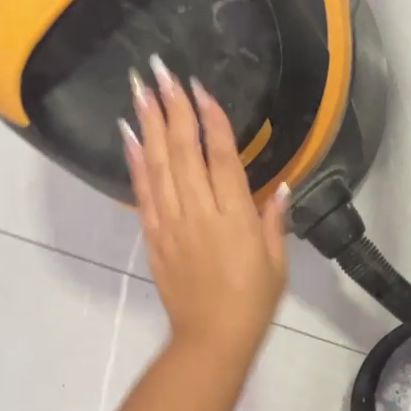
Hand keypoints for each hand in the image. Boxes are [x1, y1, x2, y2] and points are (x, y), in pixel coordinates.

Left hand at [121, 55, 288, 351]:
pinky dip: (135, 162)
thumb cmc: (253, 304)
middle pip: (183, 151)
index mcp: (236, 218)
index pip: (221, 157)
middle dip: (172, 108)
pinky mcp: (155, 238)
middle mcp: (201, 213)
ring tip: (140, 88)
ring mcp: (173, 224)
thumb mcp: (276, 265)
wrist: (212, 339)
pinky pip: (143, 193)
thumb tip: (281, 187)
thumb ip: (274, 222)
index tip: (200, 89)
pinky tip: (128, 136)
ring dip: (149, 123)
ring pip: (159, 165)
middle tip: (161, 71)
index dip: (211, 120)